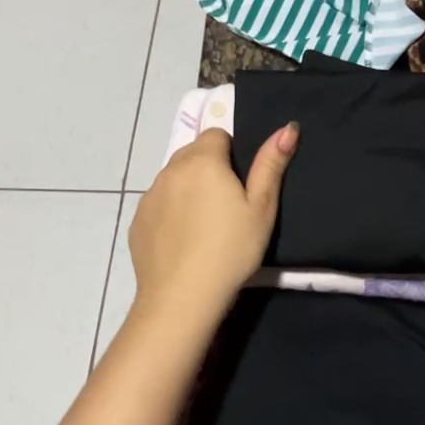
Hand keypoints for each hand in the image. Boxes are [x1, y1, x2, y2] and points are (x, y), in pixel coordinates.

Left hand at [128, 124, 297, 312]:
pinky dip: (171, 212)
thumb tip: (288, 127)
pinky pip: (158, 204)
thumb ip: (271, 164)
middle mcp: (170, 171)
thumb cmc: (231, 249)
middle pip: (192, 153)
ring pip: (173, 179)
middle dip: (209, 167)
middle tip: (228, 204)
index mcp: (203, 162)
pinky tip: (185, 241)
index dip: (231, 153)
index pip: (216, 134)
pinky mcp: (137, 222)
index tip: (241, 183)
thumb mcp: (261, 207)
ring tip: (206, 225)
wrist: (182, 297)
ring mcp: (149, 197)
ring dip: (188, 189)